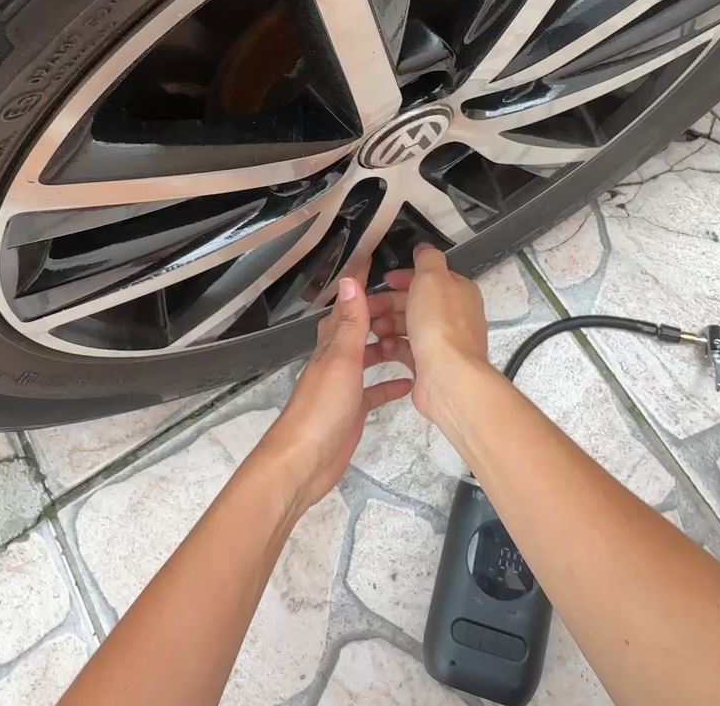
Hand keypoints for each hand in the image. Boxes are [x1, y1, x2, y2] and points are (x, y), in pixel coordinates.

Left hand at [252, 272, 413, 513]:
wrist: (304, 462)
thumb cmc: (321, 409)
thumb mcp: (341, 360)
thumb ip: (350, 324)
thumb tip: (350, 280)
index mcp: (332, 344)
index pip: (348, 304)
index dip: (358, 281)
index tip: (372, 257)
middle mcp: (336, 359)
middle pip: (360, 327)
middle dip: (381, 312)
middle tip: (411, 303)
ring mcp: (344, 385)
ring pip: (369, 356)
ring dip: (388, 345)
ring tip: (416, 338)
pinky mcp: (353, 409)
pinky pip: (374, 390)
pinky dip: (390, 384)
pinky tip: (409, 383)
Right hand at [368, 244, 492, 428]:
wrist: (448, 377)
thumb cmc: (441, 326)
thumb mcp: (432, 278)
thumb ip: (428, 259)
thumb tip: (425, 248)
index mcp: (459, 292)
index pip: (430, 278)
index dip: (406, 277)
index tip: (386, 280)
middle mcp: (455, 317)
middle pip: (416, 302)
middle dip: (391, 302)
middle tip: (371, 307)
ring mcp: (443, 342)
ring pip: (410, 326)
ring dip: (389, 324)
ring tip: (376, 329)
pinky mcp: (430, 364)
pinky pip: (407, 350)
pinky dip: (393, 346)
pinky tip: (384, 347)